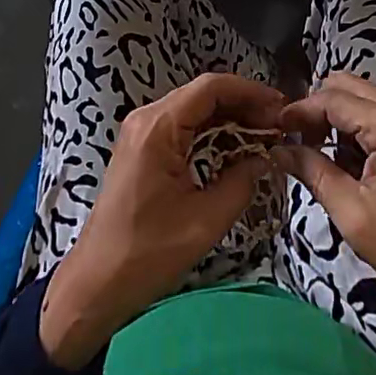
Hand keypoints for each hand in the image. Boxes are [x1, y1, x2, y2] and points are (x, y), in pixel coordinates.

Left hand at [39, 73, 282, 368]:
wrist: (94, 286)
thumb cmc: (147, 254)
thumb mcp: (205, 220)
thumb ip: (242, 182)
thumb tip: (265, 158)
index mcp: (157, 128)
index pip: (211, 88)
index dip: (251, 92)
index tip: (281, 107)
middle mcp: (147, 119)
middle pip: (204, 94)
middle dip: (245, 105)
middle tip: (278, 124)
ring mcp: (142, 133)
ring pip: (196, 109)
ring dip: (231, 118)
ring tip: (265, 134)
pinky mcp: (143, 149)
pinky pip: (185, 127)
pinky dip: (214, 132)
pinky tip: (238, 147)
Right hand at [273, 73, 375, 374]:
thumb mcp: (354, 215)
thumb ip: (314, 173)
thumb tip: (279, 151)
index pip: (332, 98)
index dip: (298, 111)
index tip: (271, 130)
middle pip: (348, 88)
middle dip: (315, 110)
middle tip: (290, 142)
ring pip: (363, 102)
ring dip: (334, 120)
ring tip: (309, 155)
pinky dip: (354, 131)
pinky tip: (340, 162)